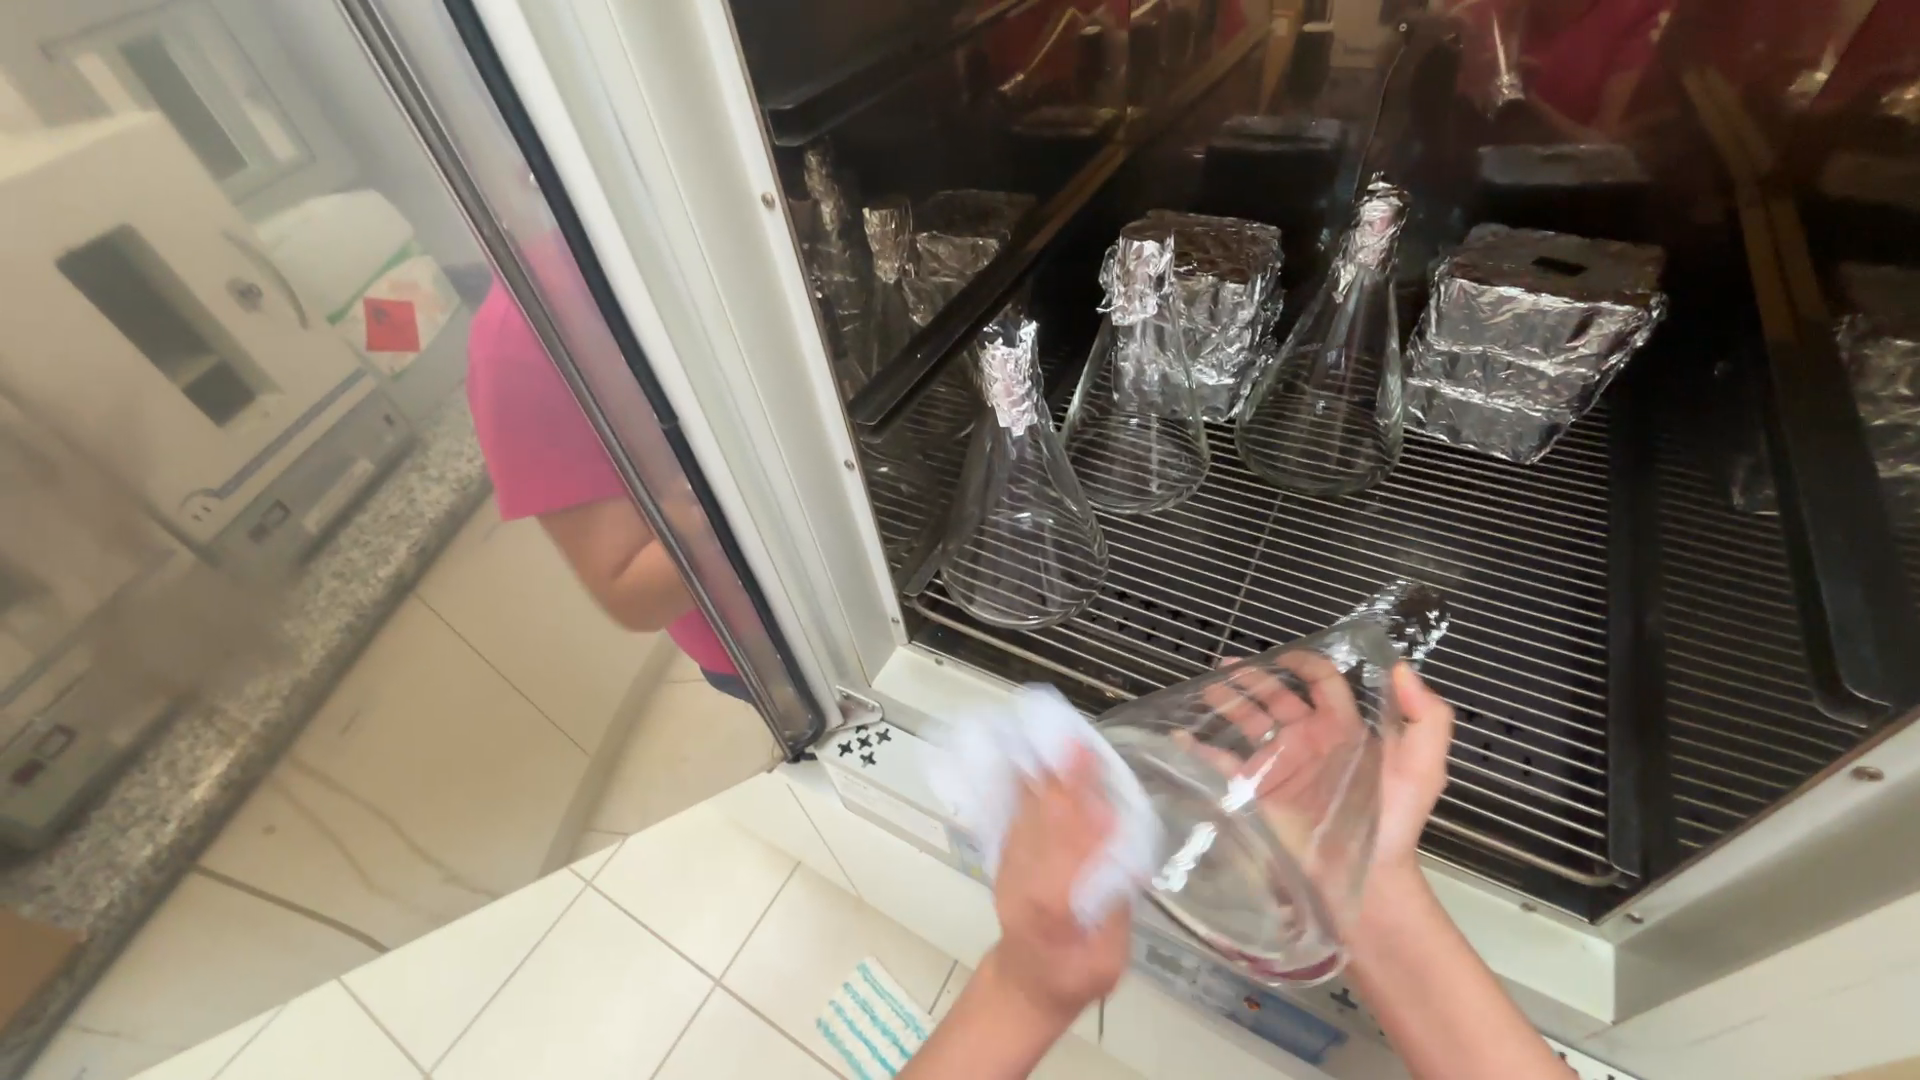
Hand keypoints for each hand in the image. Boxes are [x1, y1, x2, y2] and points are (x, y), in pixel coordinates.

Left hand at [981, 745, 1130, 1027]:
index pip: (1068, 846)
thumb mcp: (1109, 958)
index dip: (1078, 806)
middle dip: (1059, 779)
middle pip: (1044, 820)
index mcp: (1053, 907)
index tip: (1086, 770)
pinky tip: (1034, 758)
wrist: (1026, 983)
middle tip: (1072, 739)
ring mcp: (1010, 865)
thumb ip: (1113, 905)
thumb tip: (1121, 851)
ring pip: (1026, 812)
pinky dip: (1025, 784)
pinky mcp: (1005, 856)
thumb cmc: (1076, 976)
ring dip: (1041, 774)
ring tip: (1053, 737)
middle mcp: (1025, 878)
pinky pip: (1016, 814)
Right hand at [1180, 655, 1453, 930]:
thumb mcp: (1425, 769)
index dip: (1303, 664)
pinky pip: (1222, 762)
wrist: (1367, 881)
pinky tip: (1183, 735)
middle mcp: (1306, 738)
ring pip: (1246, 719)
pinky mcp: (1256, 789)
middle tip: (1225, 665)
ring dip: (1225, 700)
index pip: (1320, 682)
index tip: (1282, 656)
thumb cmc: (1395, 823)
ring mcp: (1278, 763)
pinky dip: (1200, 748)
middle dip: (1251, 676)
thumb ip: (1427, 717)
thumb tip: (1400, 666)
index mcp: (1342, 727)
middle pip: (1274, 695)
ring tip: (1206, 688)